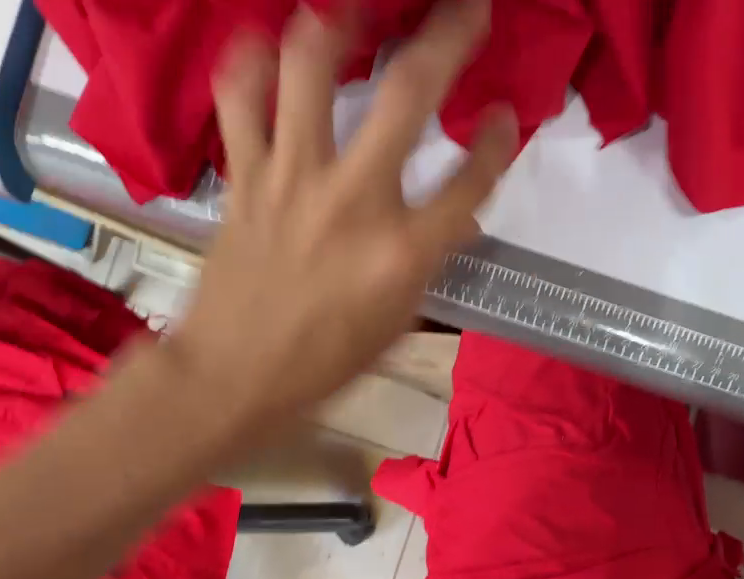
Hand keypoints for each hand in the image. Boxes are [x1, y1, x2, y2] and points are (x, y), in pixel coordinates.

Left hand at [170, 0, 514, 437]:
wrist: (236, 376)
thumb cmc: (327, 362)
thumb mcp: (398, 323)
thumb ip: (428, 264)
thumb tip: (454, 223)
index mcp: (404, 253)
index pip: (471, 183)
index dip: (499, 143)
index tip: (507, 116)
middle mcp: (355, 202)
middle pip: (408, 95)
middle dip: (447, 37)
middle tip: (467, 9)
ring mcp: (293, 179)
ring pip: (312, 68)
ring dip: (340, 22)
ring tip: (358, 8)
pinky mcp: (244, 175)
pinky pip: (241, 97)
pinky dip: (252, 61)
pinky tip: (268, 45)